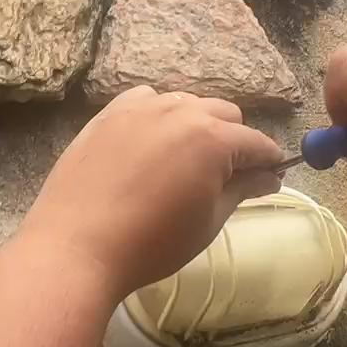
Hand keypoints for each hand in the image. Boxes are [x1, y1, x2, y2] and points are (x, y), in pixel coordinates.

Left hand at [16, 87, 284, 300]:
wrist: (76, 246)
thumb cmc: (151, 243)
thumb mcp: (208, 222)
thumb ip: (241, 190)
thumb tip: (267, 177)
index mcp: (213, 139)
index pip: (257, 143)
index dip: (269, 162)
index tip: (270, 179)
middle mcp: (182, 111)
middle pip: (226, 114)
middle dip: (235, 141)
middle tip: (226, 175)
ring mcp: (142, 107)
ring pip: (187, 103)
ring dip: (198, 125)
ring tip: (185, 159)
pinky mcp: (110, 112)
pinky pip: (147, 99)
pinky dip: (159, 114)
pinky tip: (151, 142)